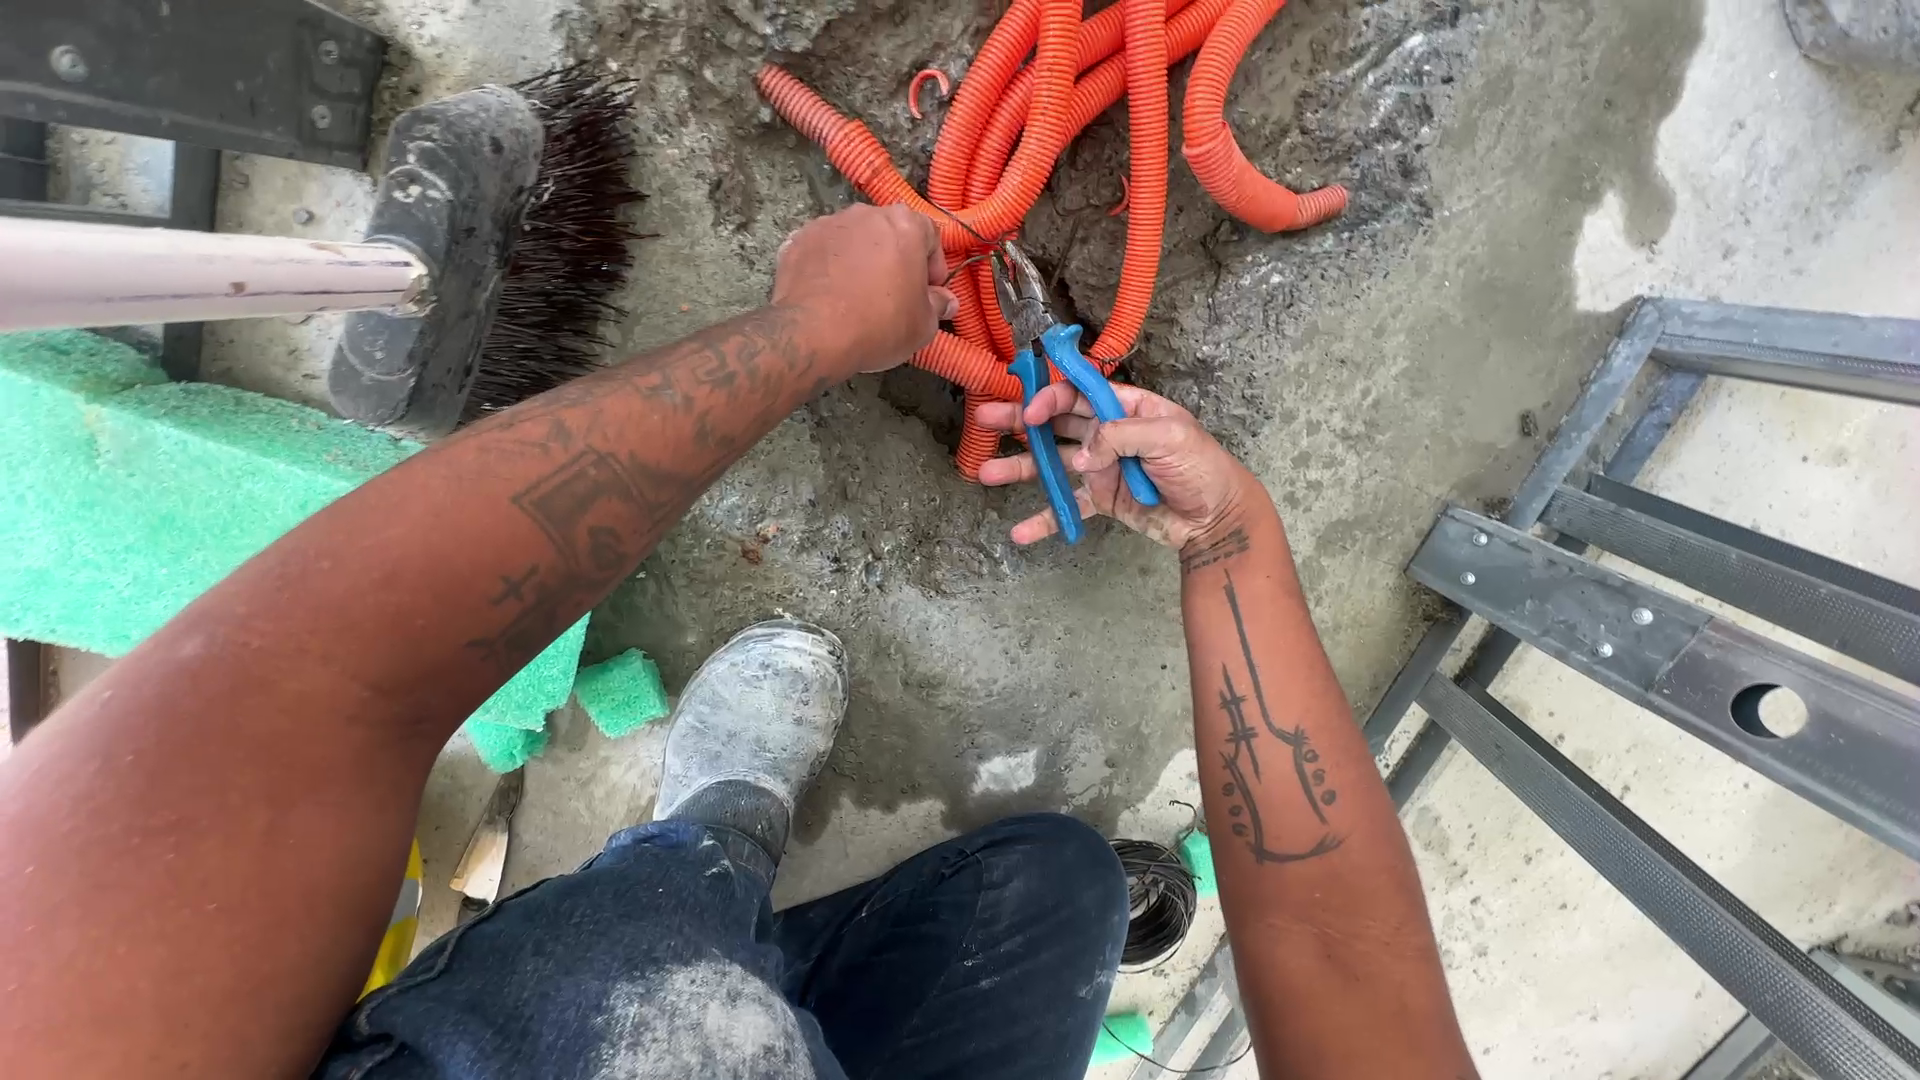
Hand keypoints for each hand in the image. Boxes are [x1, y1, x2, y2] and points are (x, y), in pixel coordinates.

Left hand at [770, 204, 958, 374]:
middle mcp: (866, 214)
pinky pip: (823, 252)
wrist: (814, 334)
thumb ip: (938, 306)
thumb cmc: (879, 325)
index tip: (931, 292)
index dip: (934, 266)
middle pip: (890, 234)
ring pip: (854, 240)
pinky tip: (831, 297)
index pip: (930, 236)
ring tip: (859, 298)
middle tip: (897, 296)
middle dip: (896, 260)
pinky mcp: (798, 240)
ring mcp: (828, 224)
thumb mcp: (923, 325)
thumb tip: (946, 301)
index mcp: (905, 225)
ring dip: (862, 262)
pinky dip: (830, 268)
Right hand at [975, 382, 1269, 549]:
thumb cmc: (1202, 469)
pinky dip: (1045, 519)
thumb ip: (1121, 436)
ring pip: (1053, 463)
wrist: (1215, 519)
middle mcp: (1109, 433)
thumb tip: (1082, 457)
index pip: (1080, 392)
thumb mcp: (1170, 438)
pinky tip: (1020, 531)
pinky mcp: (1103, 500)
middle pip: (1056, 423)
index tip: (1030, 410)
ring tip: (985, 472)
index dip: (1051, 395)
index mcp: (1127, 407)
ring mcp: (1103, 468)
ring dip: (1020, 466)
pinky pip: (1068, 506)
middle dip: (1020, 419)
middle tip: (985, 417)